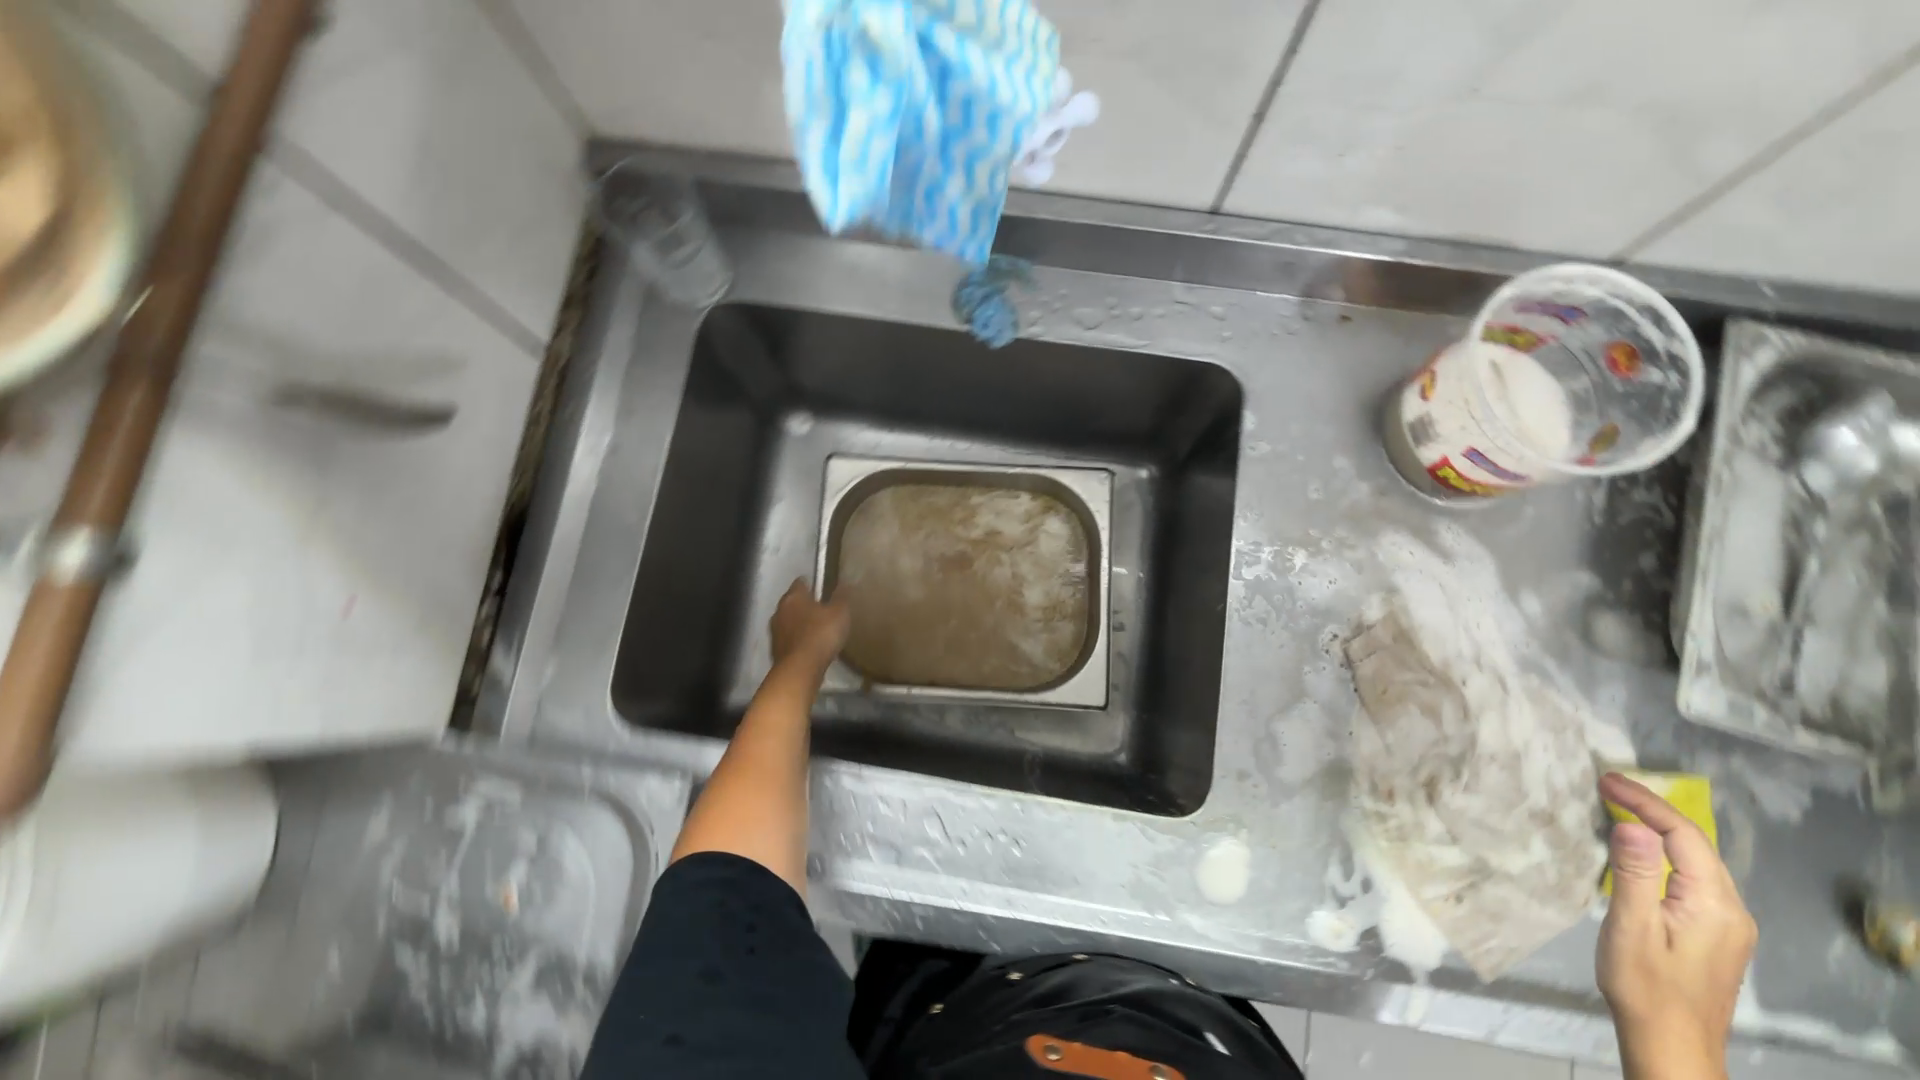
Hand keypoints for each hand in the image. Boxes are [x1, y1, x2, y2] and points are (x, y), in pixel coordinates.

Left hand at [769, 579, 849, 670]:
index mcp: (794, 596)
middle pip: (793, 602)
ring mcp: (775, 631)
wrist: (800, 669)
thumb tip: (844, 582)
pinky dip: (798, 640)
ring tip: (817, 630)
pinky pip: (789, 639)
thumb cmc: (821, 634)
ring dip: (800, 623)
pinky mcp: (776, 650)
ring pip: (789, 621)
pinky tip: (810, 647)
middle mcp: (780, 610)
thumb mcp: (840, 613)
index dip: (812, 584)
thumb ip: (842, 596)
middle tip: (822, 610)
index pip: (800, 582)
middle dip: (805, 605)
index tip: (822, 589)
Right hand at [1597, 772, 1756, 1078]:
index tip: (1605, 781)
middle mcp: (1731, 909)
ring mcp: (1727, 924)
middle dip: (1652, 810)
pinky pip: (1693, 878)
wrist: (1671, 1044)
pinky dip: (1665, 854)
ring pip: (1695, 861)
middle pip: (1695, 845)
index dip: (1645, 803)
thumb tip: (1631, 826)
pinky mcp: (1714, 934)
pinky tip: (1641, 852)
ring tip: (1618, 808)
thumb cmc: (1645, 985)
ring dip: (1658, 830)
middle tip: (1607, 787)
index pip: (1683, 836)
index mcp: (1715, 903)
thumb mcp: (1632, 928)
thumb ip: (1635, 875)